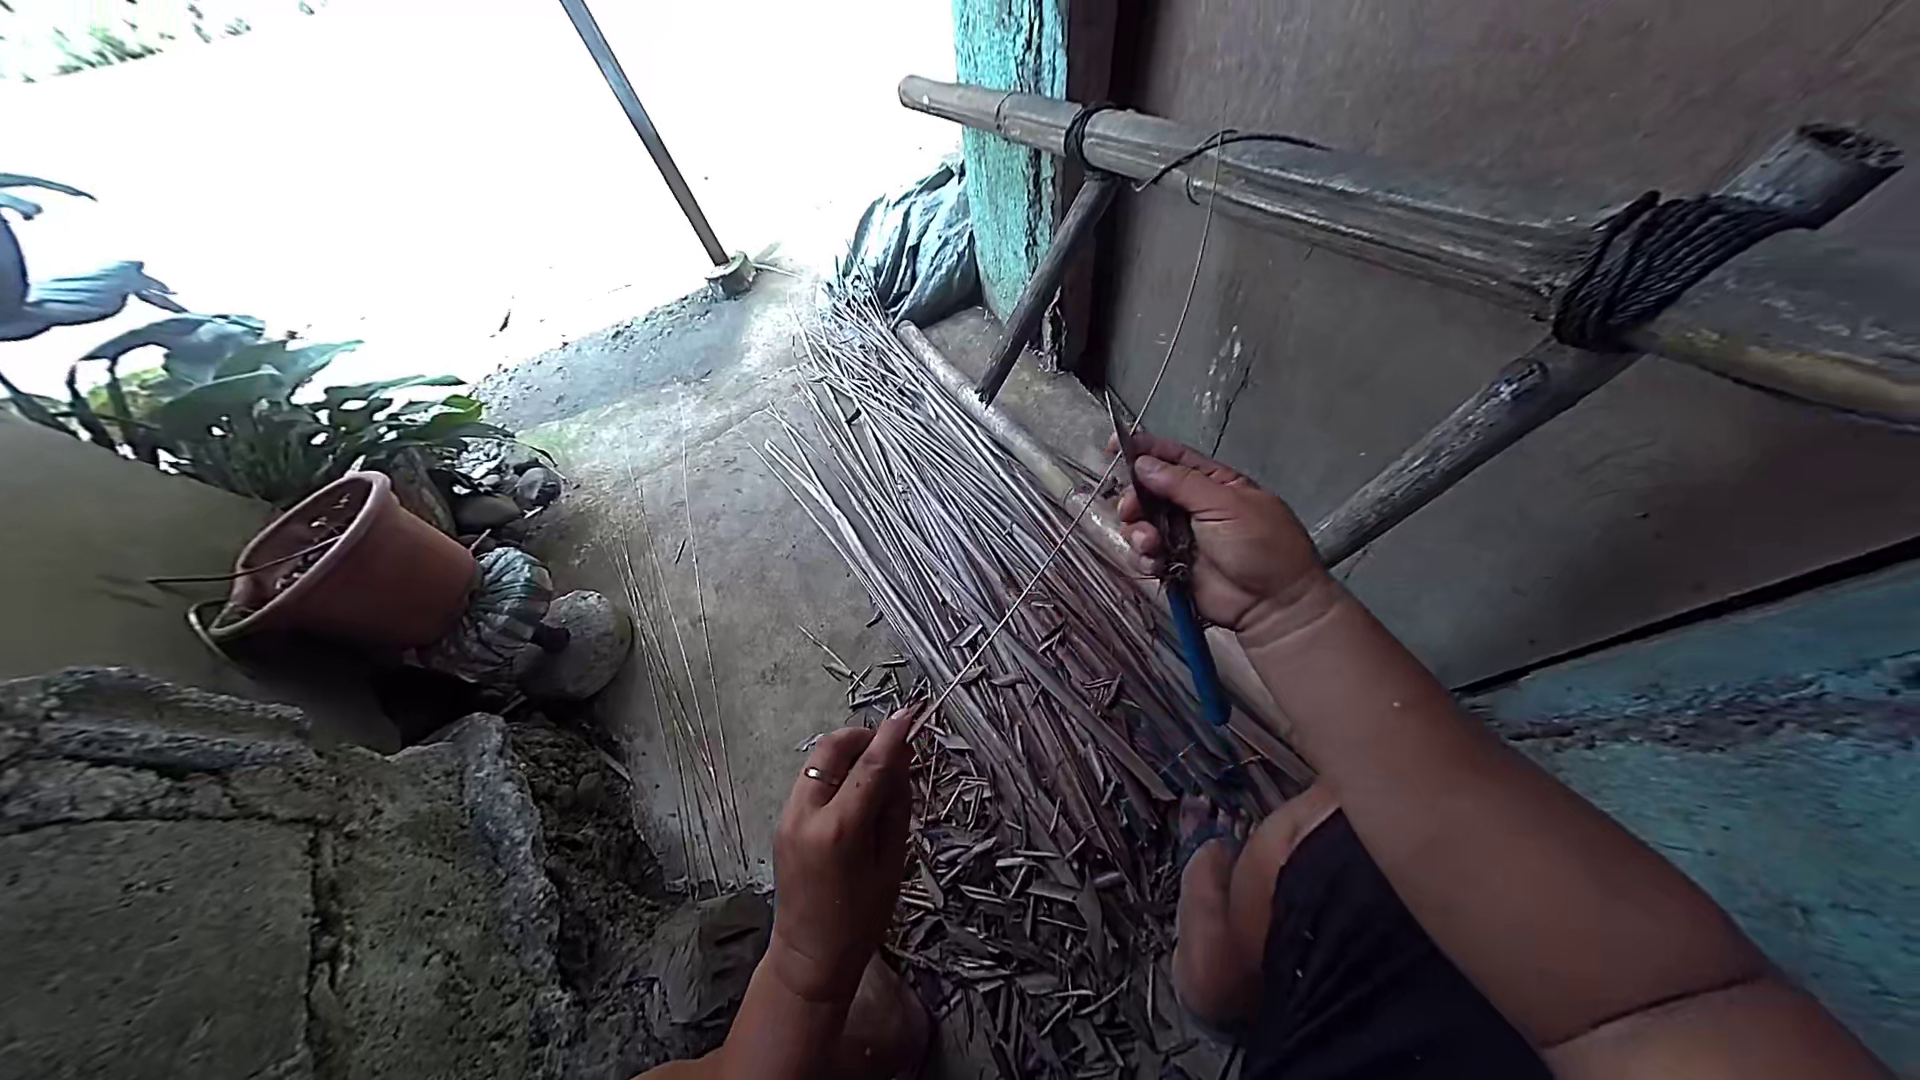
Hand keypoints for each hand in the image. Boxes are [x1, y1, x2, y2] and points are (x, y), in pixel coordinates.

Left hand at [765, 706, 914, 1004]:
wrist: (809, 957)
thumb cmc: (862, 918)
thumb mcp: (892, 860)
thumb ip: (895, 803)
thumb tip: (902, 758)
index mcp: (839, 829)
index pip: (869, 765)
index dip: (891, 735)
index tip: (908, 713)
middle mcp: (806, 813)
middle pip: (831, 748)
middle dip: (862, 736)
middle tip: (890, 747)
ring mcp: (787, 816)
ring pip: (818, 760)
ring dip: (848, 752)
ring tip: (875, 769)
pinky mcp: (781, 821)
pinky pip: (811, 779)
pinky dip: (835, 772)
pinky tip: (854, 789)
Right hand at [1115, 433, 1339, 649]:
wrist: (1272, 603)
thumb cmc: (1262, 547)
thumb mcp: (1227, 505)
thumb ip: (1183, 483)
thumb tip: (1144, 463)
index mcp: (1213, 483)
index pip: (1173, 457)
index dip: (1144, 449)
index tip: (1114, 446)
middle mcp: (1192, 506)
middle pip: (1147, 490)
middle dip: (1134, 497)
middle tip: (1132, 508)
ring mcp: (1179, 536)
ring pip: (1140, 523)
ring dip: (1138, 531)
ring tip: (1151, 542)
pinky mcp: (1170, 563)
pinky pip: (1143, 553)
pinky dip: (1144, 556)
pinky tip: (1156, 561)